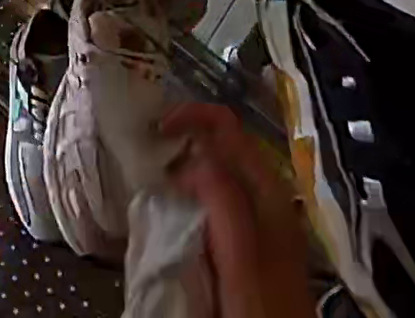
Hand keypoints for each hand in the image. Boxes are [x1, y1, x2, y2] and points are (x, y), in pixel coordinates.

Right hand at [162, 103, 314, 317]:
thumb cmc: (263, 312)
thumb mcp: (241, 257)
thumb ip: (223, 201)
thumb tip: (192, 156)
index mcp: (267, 189)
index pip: (226, 125)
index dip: (191, 116)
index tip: (156, 130)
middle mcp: (263, 194)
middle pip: (220, 142)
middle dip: (183, 138)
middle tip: (148, 152)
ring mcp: (254, 218)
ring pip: (214, 169)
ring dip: (183, 164)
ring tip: (153, 176)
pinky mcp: (242, 240)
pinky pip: (211, 198)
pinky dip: (187, 192)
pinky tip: (170, 208)